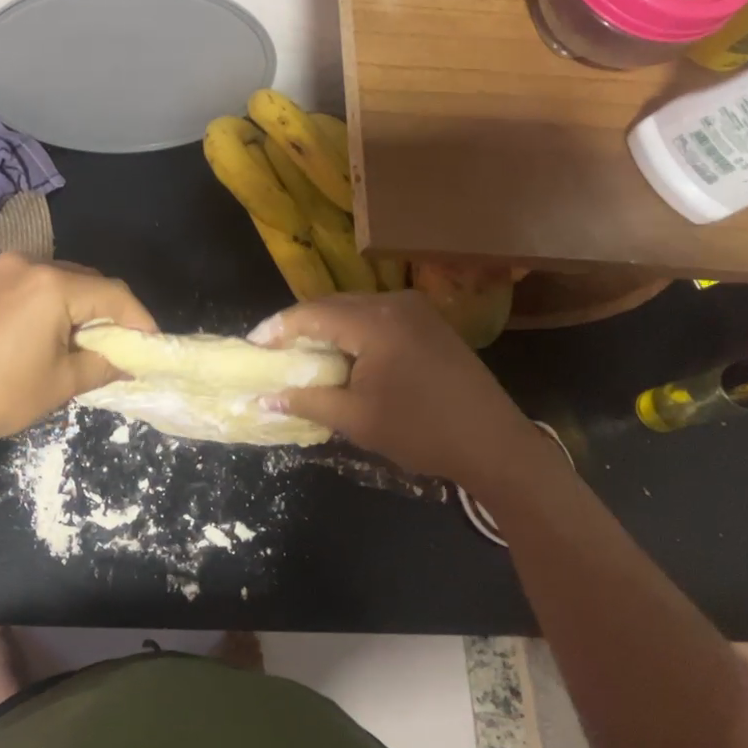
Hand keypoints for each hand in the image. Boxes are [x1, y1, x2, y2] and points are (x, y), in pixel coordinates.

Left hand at [0, 253, 155, 463]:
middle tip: (122, 349)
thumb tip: (130, 361)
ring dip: (81, 308)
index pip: (114, 295)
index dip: (139, 321)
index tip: (152, 347)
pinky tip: (53, 335)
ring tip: (88, 345)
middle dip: (110, 314)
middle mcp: (29, 264)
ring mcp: (2, 269)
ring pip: (61, 282)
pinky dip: (53, 305)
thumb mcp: (61, 383)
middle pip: (88, 282)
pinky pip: (34, 285)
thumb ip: (104, 364)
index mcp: (52, 285)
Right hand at [252, 292, 552, 493]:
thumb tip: (261, 399)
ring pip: (356, 307)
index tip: (252, 345)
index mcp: (375, 322)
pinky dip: (353, 330)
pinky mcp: (430, 322)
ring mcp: (416, 310)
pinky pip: (378, 316)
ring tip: (303, 353)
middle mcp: (394, 303)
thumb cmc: (422, 432)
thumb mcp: (357, 419)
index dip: (278, 328)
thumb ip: (307, 401)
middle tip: (273, 351)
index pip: (312, 314)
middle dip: (301, 325)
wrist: (495, 444)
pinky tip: (344, 353)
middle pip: (333, 304)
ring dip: (328, 327)